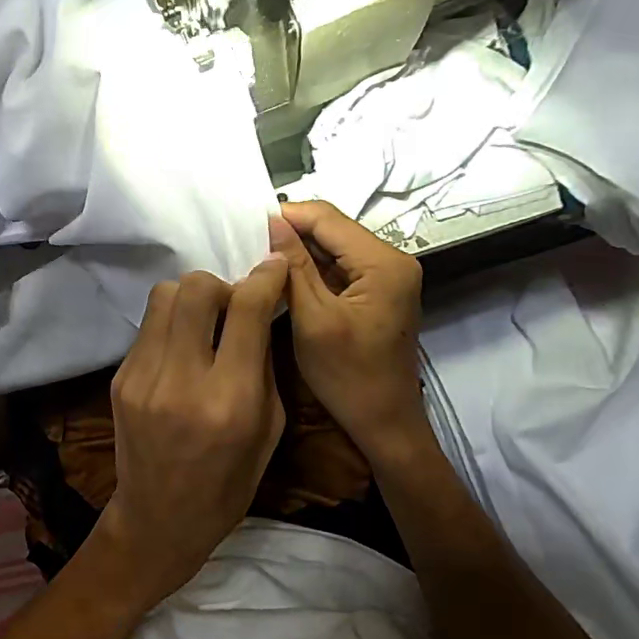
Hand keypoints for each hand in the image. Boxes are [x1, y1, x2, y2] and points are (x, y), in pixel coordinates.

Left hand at [97, 258, 289, 602]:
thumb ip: (263, 365)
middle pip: (196, 287)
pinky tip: (181, 352)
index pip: (245, 309)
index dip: (264, 277)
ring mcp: (142, 378)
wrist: (158, 520)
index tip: (274, 268)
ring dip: (191, 299)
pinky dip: (171, 325)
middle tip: (231, 309)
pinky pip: (148, 325)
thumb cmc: (227, 484)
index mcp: (229, 400)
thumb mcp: (269, 430)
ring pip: (165, 295)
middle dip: (222, 285)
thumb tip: (258, 310)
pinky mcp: (120, 379)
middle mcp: (181, 381)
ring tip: (203, 327)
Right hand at [272, 201, 429, 461]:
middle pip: (333, 230)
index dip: (287, 215)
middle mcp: (393, 260)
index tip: (245, 222)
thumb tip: (271, 223)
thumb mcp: (312, 319)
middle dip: (291, 233)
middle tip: (246, 241)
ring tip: (257, 257)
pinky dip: (311, 270)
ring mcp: (387, 277)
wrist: (384, 423)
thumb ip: (293, 267)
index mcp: (383, 262)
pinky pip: (340, 268)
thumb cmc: (348, 377)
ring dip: (299, 252)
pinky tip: (282, 276)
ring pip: (334, 248)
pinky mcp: (378, 293)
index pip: (328, 218)